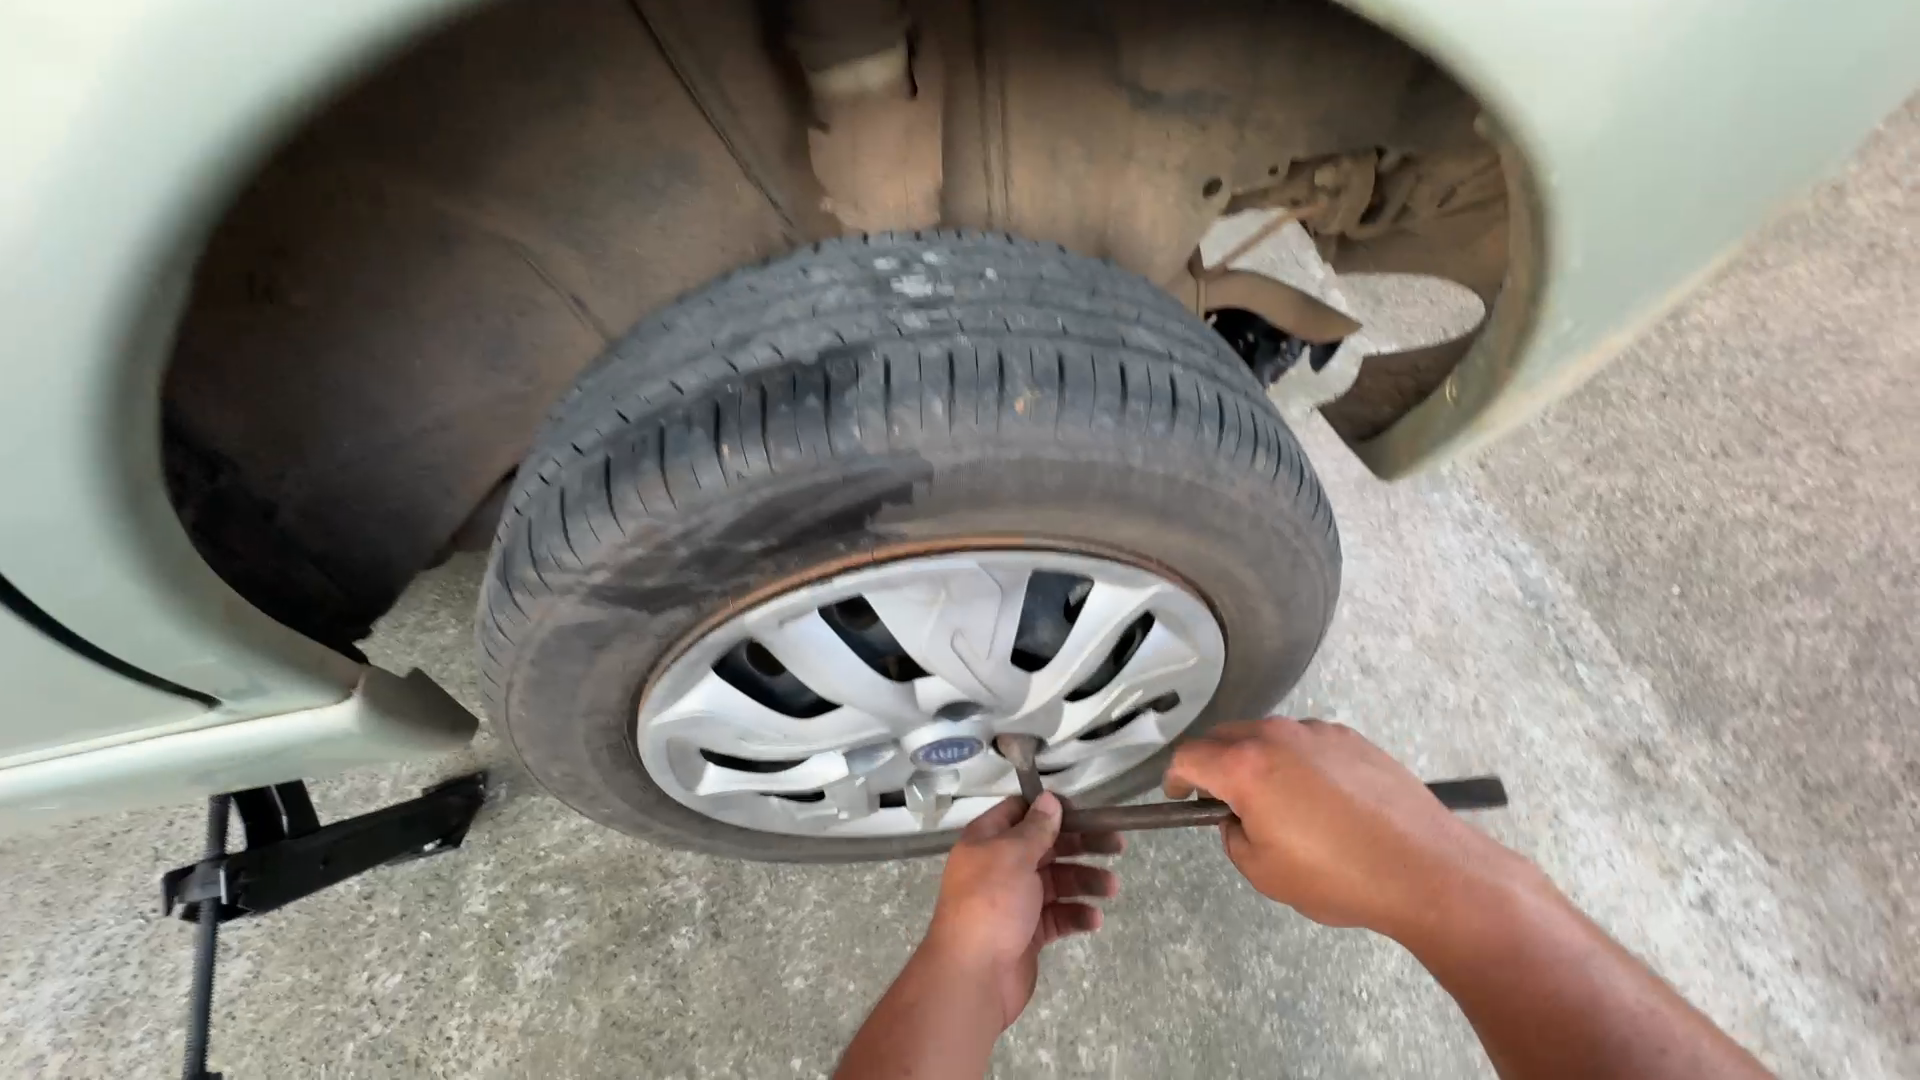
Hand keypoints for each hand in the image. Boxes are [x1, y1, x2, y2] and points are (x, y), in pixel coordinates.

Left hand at [920, 793, 1122, 1027]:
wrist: (973, 975)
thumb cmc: (991, 903)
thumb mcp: (1013, 855)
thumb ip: (1036, 828)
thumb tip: (1048, 799)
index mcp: (987, 840)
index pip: (1020, 812)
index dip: (1051, 810)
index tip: (1083, 812)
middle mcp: (999, 866)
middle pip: (1045, 847)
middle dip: (1080, 845)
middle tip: (1116, 845)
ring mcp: (1014, 901)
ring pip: (1056, 882)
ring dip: (1084, 880)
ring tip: (1111, 887)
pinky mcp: (1027, 932)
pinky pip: (1057, 916)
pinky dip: (1076, 915)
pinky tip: (1094, 919)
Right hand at [1163, 717, 1525, 942]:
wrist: (1427, 870)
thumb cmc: (1337, 877)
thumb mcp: (1263, 872)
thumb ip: (1232, 835)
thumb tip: (1239, 816)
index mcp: (1244, 766)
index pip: (1187, 756)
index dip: (1174, 777)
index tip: (1178, 796)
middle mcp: (1274, 736)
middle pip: (1222, 737)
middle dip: (1213, 765)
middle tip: (1227, 803)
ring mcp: (1315, 731)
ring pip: (1265, 735)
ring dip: (1256, 760)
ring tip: (1282, 803)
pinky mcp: (1350, 737)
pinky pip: (1305, 741)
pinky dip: (1297, 761)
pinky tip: (1325, 799)